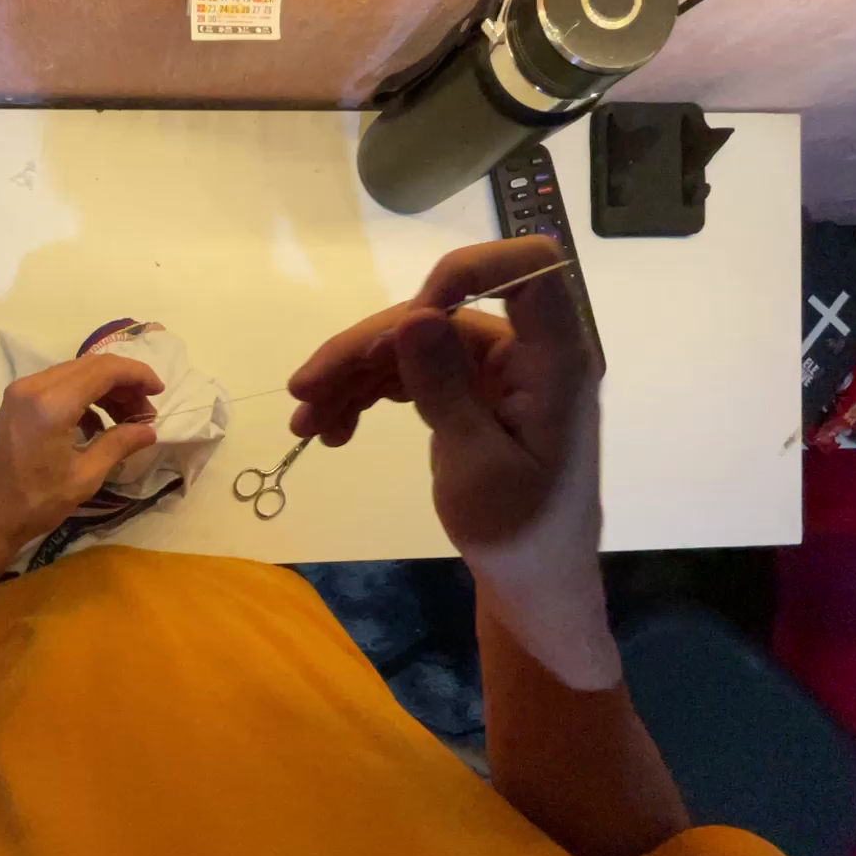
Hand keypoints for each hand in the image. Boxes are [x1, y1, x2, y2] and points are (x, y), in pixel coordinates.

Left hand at [0, 355, 162, 582]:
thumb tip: (149, 431)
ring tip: (126, 421)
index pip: (105, 369)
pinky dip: (83, 398)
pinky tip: (96, 427)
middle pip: (90, 366)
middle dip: (124, 384)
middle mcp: (34, 387)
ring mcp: (20, 393)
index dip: (138, 375)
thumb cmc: (33, 503)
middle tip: (146, 413)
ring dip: (104, 390)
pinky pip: (57, 387)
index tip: (159, 391)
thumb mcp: (84, 477)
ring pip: (74, 374)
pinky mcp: (13, 404)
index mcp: (52, 403)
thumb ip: (118, 445)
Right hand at [289, 237, 600, 599]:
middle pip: (436, 316)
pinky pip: (407, 377)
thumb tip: (414, 314)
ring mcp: (489, 374)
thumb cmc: (518, 534)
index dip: (464, 274)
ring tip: (304, 423)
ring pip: (410, 347)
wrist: (530, 584)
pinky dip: (365, 397)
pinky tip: (333, 430)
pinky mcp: (465, 395)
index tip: (403, 324)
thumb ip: (445, 388)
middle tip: (303, 389)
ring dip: (351, 379)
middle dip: (364, 349)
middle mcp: (521, 355)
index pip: (528, 271)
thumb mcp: (476, 466)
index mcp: (551, 362)